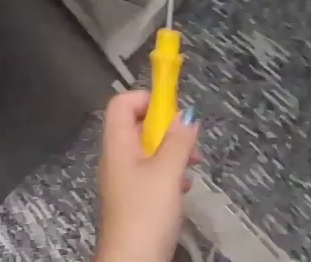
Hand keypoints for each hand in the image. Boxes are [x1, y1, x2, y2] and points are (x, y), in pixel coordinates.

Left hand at [95, 89, 198, 261]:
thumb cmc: (146, 211)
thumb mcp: (167, 173)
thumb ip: (178, 141)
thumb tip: (187, 113)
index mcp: (117, 142)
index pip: (122, 102)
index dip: (146, 99)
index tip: (172, 111)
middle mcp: (116, 155)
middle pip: (137, 125)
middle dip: (166, 128)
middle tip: (191, 142)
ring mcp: (123, 178)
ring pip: (147, 150)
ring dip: (171, 152)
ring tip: (193, 165)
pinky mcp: (133, 198)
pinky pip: (150, 172)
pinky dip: (168, 173)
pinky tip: (184, 187)